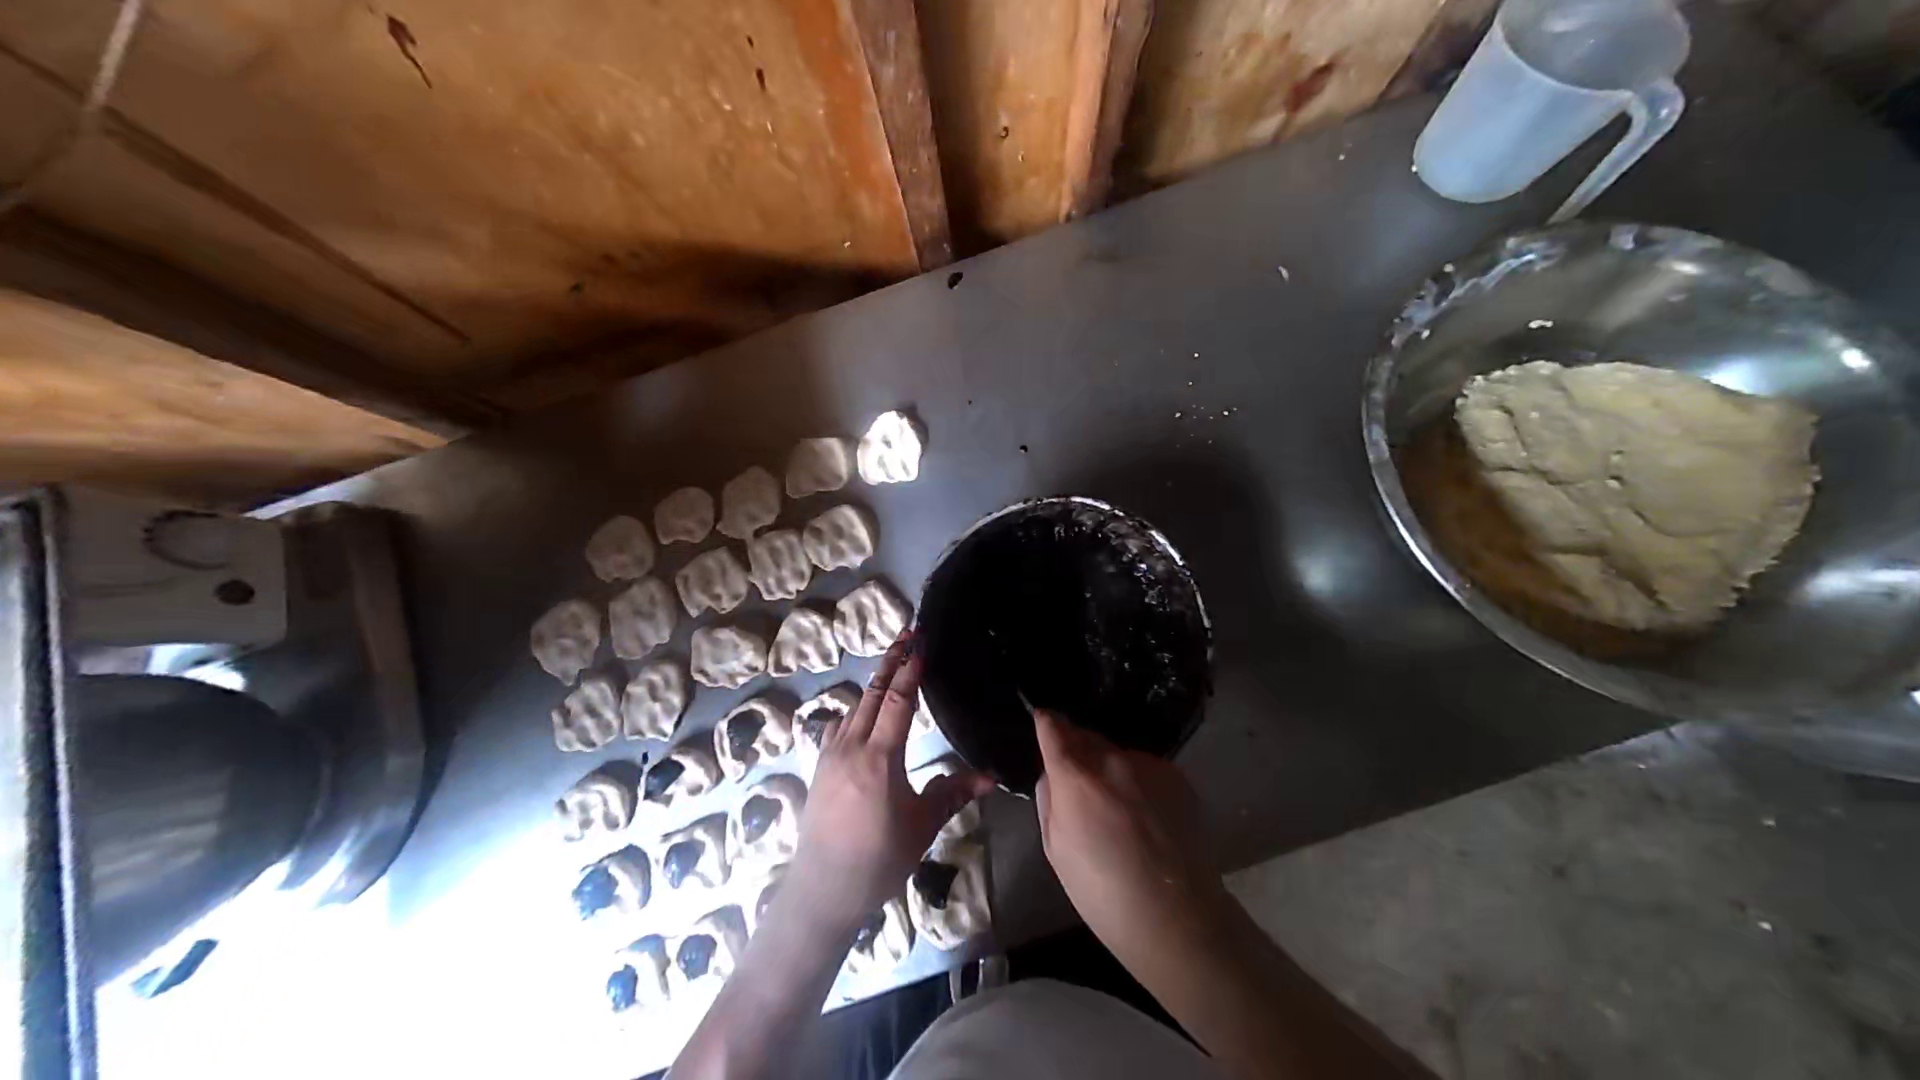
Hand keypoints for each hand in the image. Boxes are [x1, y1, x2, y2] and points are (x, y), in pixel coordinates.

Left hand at [782, 631, 994, 933]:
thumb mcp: (920, 827)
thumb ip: (952, 794)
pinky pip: (837, 728)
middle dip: (890, 662)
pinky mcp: (818, 769)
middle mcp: (850, 748)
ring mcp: (829, 757)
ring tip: (889, 669)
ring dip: (871, 685)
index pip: (896, 701)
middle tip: (906, 635)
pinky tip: (858, 718)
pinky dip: (852, 712)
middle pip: (870, 694)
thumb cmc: (877, 860)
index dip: (909, 670)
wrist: (821, 890)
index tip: (919, 643)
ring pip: (852, 709)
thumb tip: (991, 776)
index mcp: (878, 758)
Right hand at [1033, 708, 1225, 952]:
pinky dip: (1137, 781)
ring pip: (1116, 753)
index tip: (1043, 722)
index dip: (1046, 724)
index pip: (1054, 728)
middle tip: (1077, 781)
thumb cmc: (1103, 892)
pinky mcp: (1176, 777)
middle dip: (1076, 750)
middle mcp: (1112, 760)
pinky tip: (1144, 815)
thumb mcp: (1055, 849)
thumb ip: (1049, 800)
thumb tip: (1053, 775)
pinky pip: (1145, 768)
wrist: (1176, 916)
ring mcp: (1148, 766)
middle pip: (1086, 736)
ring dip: (1108, 767)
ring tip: (1116, 807)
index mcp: (1076, 777)